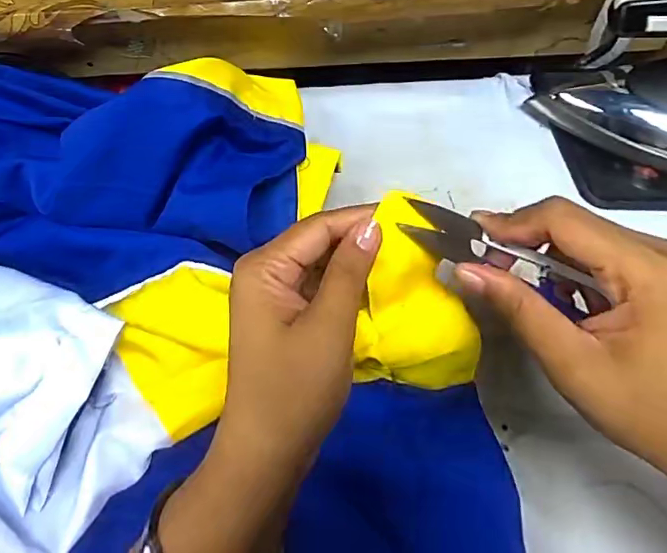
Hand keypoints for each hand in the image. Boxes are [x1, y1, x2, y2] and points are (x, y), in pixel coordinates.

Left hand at [220, 205, 381, 467]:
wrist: (266, 454)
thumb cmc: (296, 389)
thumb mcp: (329, 327)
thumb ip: (348, 272)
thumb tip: (372, 225)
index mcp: (263, 266)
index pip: (316, 227)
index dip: (358, 218)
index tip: (402, 212)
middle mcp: (261, 269)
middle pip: (314, 241)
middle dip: (357, 235)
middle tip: (406, 230)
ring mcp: (270, 292)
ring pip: (317, 261)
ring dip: (352, 257)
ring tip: (397, 249)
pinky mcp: (282, 312)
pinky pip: (315, 284)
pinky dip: (342, 281)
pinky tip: (372, 280)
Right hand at [454, 197, 666, 495]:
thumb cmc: (654, 415)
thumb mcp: (575, 365)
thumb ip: (519, 308)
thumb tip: (465, 267)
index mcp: (650, 268)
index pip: (563, 218)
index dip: (511, 223)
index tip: (471, 240)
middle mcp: (664, 252)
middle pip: (574, 223)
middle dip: (525, 240)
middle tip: (488, 267)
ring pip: (586, 236)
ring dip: (547, 256)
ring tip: (521, 289)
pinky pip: (604, 253)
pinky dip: (572, 269)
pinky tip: (564, 301)